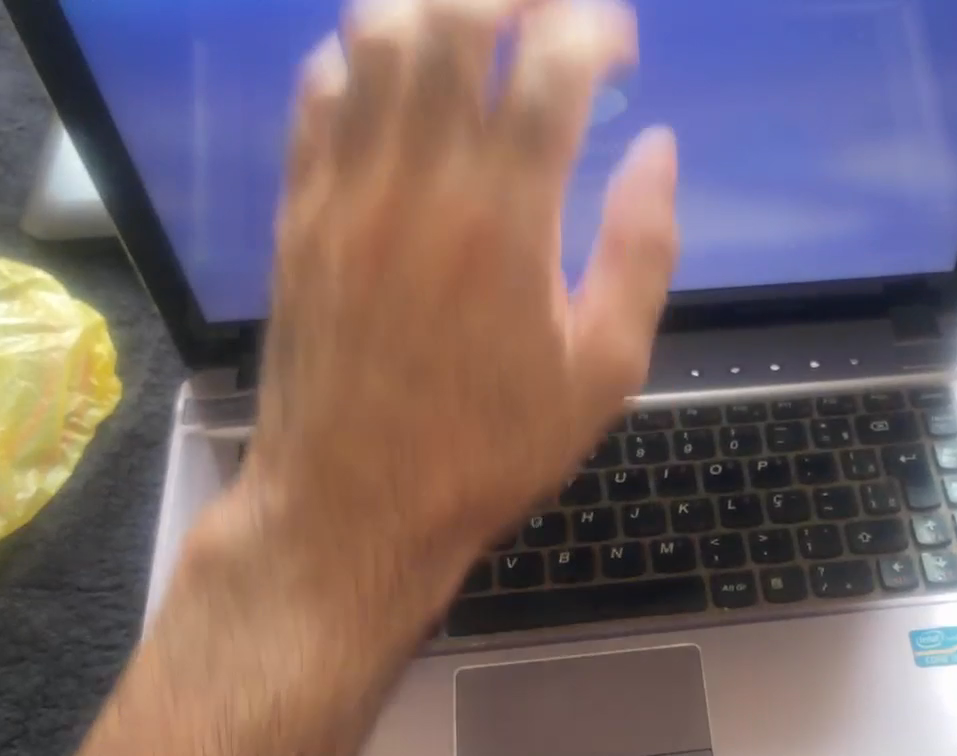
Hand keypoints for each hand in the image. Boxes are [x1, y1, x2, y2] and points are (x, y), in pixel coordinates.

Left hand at [235, 0, 677, 631]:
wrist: (359, 503)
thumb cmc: (496, 447)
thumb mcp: (606, 371)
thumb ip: (642, 253)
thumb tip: (658, 150)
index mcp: (508, 216)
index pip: (551, 66)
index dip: (594, 31)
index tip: (622, 46)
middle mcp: (419, 175)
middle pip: (454, 12)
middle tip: (555, 2)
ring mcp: (345, 184)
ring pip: (377, 32)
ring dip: (438, 2)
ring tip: (486, 16)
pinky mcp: (298, 207)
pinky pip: (321, 89)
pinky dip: (365, 53)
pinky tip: (400, 72)